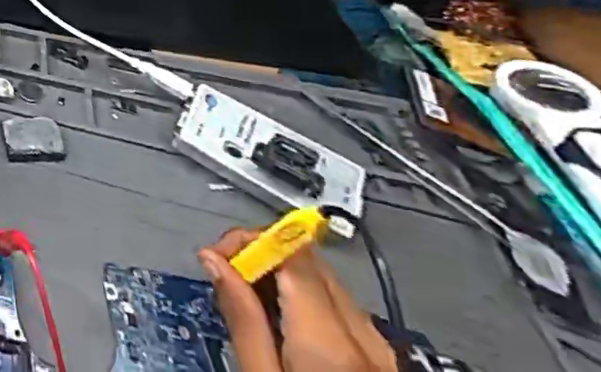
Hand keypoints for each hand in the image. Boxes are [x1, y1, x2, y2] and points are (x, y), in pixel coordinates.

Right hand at [199, 229, 394, 371]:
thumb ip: (241, 318)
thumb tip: (214, 259)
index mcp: (332, 343)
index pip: (290, 252)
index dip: (248, 241)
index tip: (218, 258)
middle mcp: (367, 339)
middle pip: (309, 262)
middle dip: (262, 258)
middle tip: (228, 280)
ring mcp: (383, 353)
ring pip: (326, 284)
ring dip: (284, 280)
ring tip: (253, 309)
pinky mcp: (386, 363)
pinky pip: (343, 312)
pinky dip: (308, 306)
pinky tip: (285, 329)